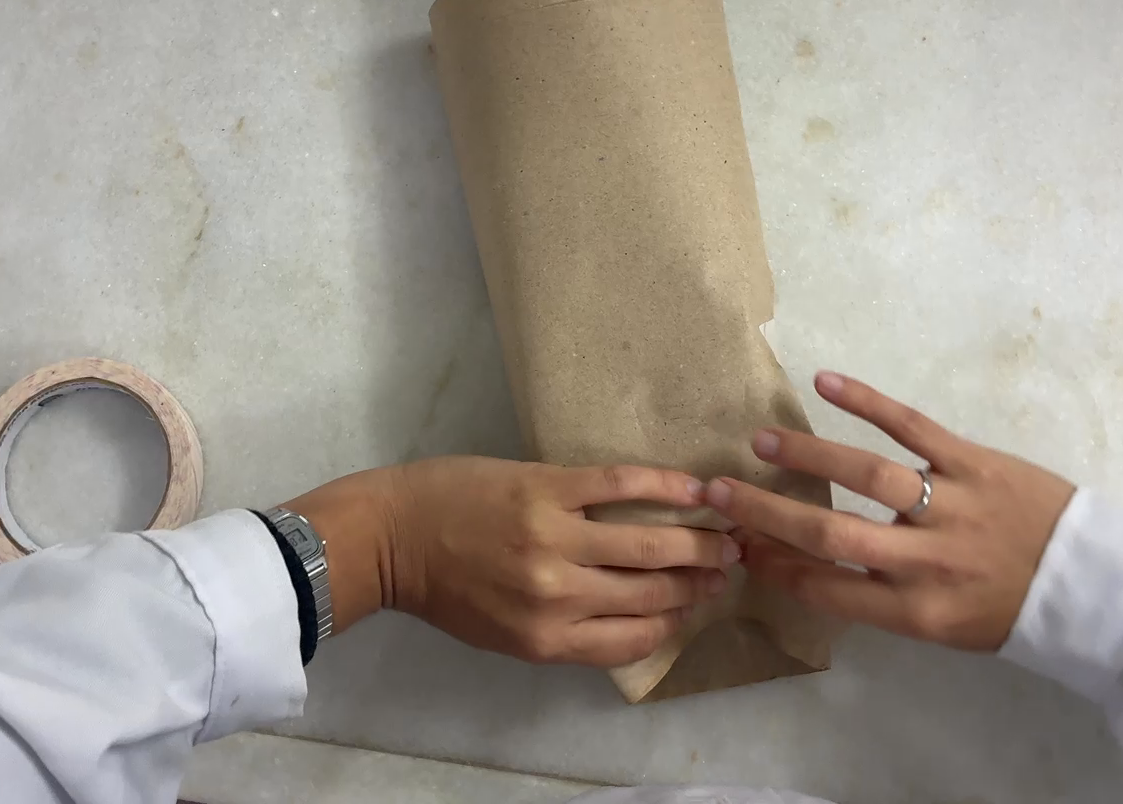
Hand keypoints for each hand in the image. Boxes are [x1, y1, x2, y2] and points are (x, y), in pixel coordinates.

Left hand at [288, 458, 736, 666]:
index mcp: (548, 639)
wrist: (390, 534)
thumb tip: (627, 614)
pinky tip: (691, 484)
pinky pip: (619, 484)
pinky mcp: (546, 487)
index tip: (704, 603)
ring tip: (727, 527)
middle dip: (701, 579)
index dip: (680, 621)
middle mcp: (560, 595)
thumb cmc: (443, 587)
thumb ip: (562, 631)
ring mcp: (554, 536)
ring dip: (697, 536)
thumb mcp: (502, 633)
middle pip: (653, 591)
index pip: (637, 639)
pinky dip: (662, 484)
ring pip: (648, 541)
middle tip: (733, 561)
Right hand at [703, 371, 1074, 650]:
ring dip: (807, 453)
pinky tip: (824, 380)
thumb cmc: (1010, 610)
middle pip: (832, 532)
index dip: (773, 564)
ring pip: (868, 474)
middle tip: (717, 489)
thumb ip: (872, 593)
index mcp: (920, 610)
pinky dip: (867, 401)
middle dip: (766, 511)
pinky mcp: (975, 462)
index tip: (736, 542)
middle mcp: (931, 561)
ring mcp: (953, 505)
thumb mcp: (941, 625)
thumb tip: (798, 562)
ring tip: (761, 440)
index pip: (826, 586)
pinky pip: (913, 427)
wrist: (1106, 590)